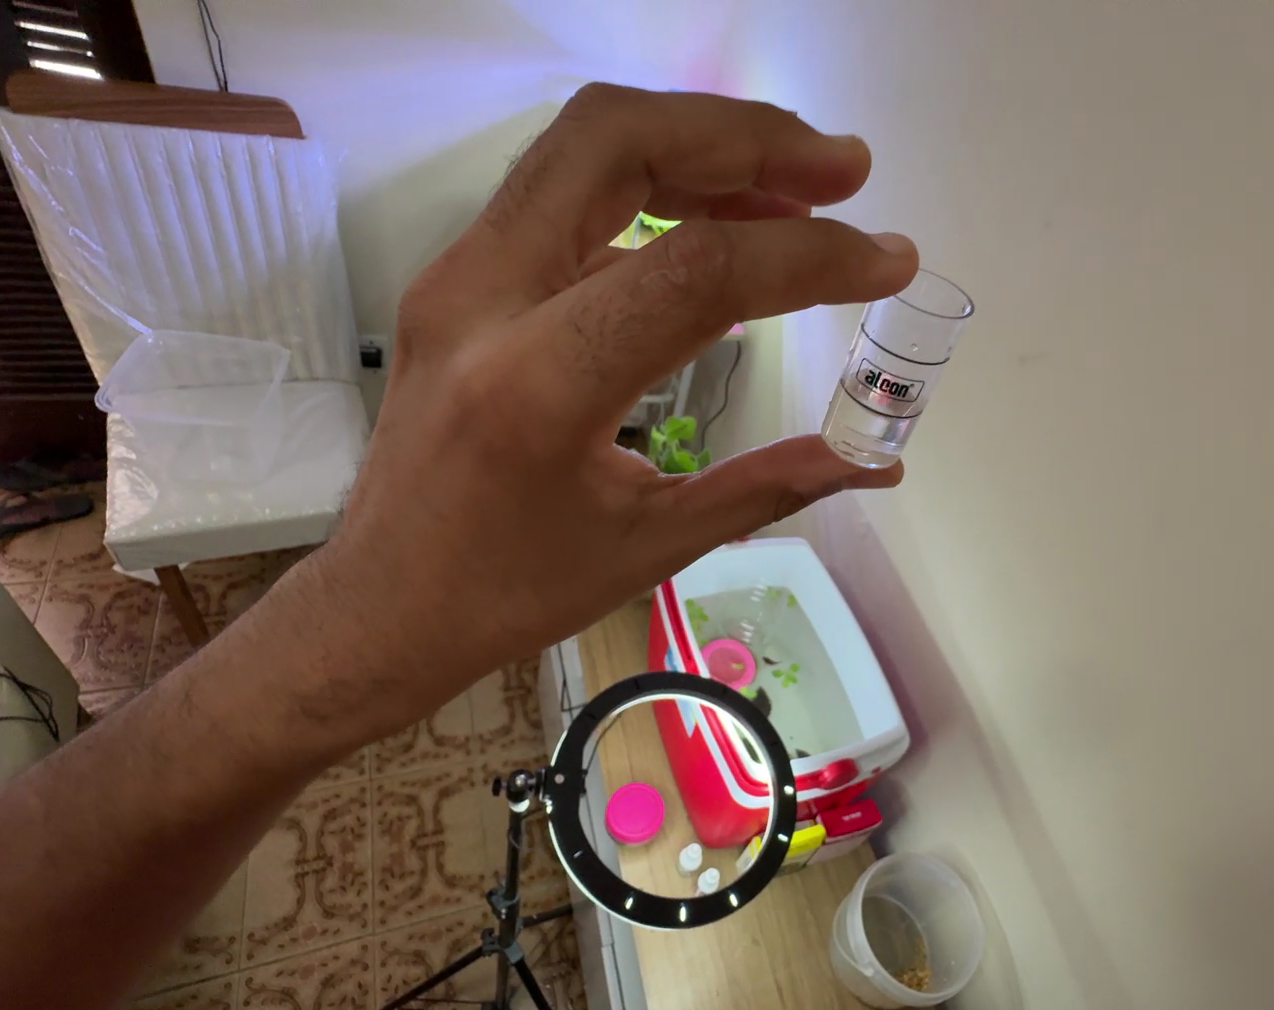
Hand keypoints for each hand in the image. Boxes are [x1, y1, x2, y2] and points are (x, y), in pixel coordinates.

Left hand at [274, 84, 917, 742]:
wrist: (383, 606)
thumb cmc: (514, 594)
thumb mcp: (653, 546)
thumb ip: (771, 487)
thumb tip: (879, 464)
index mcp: (539, 384)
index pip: (696, 271)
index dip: (812, 257)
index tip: (890, 260)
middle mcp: (484, 297)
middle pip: (618, 140)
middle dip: (748, 139)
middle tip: (842, 169)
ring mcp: (458, 275)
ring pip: (586, 147)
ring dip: (703, 148)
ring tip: (797, 191)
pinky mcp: (458, 279)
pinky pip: (565, 194)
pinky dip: (655, 191)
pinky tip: (717, 233)